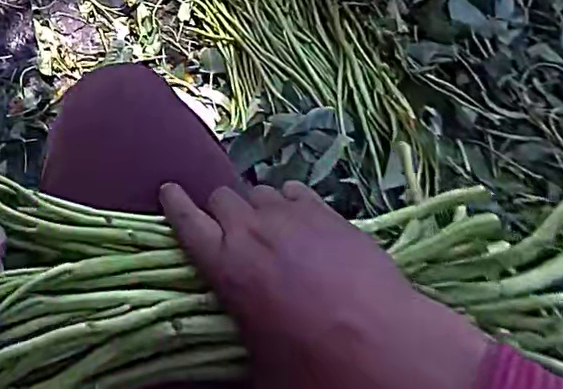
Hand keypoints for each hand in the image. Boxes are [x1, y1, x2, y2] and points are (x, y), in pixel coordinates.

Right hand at [160, 181, 489, 388]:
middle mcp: (250, 230)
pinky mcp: (323, 211)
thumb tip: (223, 359)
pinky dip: (289, 203)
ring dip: (256, 208)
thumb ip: (236, 346)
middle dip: (220, 211)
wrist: (394, 352)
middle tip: (232, 233)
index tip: (168, 192)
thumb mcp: (265, 373)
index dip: (174, 203)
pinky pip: (292, 191)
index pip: (185, 220)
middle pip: (220, 198)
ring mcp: (288, 215)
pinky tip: (301, 223)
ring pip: (257, 191)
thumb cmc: (322, 373)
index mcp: (227, 267)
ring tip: (271, 231)